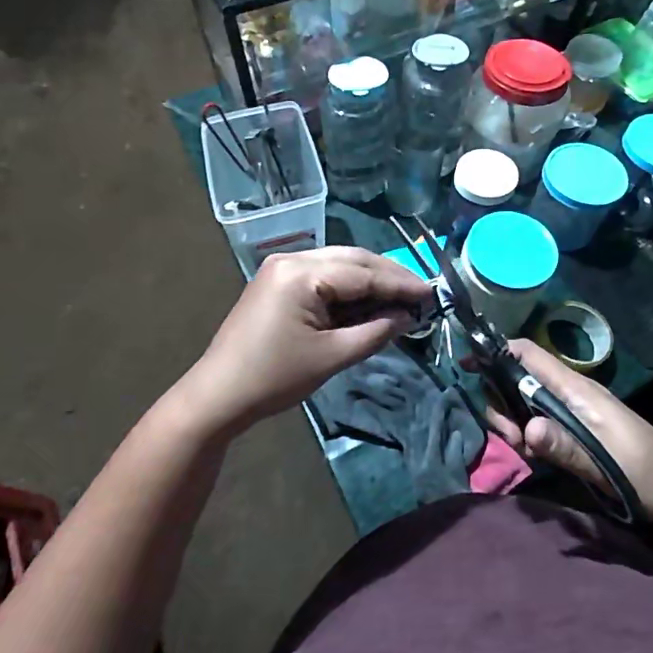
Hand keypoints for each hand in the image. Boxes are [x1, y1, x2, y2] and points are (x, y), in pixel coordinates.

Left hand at [183, 247, 433, 428]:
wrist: (220, 394)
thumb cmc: (275, 377)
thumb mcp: (333, 356)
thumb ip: (375, 332)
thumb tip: (406, 317)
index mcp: (302, 273)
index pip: (364, 273)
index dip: (401, 285)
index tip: (432, 294)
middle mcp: (292, 258)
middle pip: (353, 260)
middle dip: (389, 276)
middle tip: (422, 293)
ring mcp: (281, 267)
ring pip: (339, 265)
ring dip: (370, 280)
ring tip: (402, 297)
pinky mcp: (278, 281)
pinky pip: (323, 276)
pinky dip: (349, 288)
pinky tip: (369, 301)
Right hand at [484, 339, 652, 521]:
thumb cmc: (648, 473)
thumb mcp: (607, 464)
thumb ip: (566, 447)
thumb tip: (526, 429)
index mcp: (577, 390)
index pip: (528, 354)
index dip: (495, 352)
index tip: (467, 365)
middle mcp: (569, 394)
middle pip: (517, 380)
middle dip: (501, 404)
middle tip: (512, 438)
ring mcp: (570, 411)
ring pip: (523, 404)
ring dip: (514, 424)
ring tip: (527, 453)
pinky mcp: (572, 430)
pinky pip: (536, 422)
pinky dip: (527, 436)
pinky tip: (535, 457)